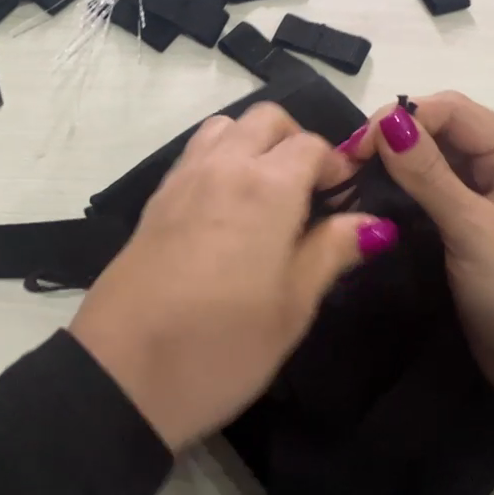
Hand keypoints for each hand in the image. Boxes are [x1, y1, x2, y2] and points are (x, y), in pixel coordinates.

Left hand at [70, 103, 399, 449]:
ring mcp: (181, 181)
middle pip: (266, 120)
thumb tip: (371, 224)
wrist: (122, 375)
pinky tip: (229, 211)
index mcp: (265, 187)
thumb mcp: (292, 307)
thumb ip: (331, 252)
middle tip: (310, 193)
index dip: (337, 165)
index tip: (347, 202)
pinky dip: (220, 160)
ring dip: (253, 144)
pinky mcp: (154, 202)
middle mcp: (221, 167)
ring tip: (269, 197)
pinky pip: (195, 155)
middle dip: (296, 142)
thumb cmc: (222, 346)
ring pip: (225, 128)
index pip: (312, 144)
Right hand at [333, 92, 493, 484]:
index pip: (453, 112)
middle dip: (392, 140)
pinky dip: (398, 196)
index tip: (355, 147)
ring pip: (430, 165)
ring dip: (391, 168)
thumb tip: (387, 121)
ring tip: (346, 182)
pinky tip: (367, 204)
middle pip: (440, 133)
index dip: (402, 118)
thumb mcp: (477, 233)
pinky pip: (427, 199)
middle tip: (343, 166)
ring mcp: (485, 203)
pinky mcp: (466, 234)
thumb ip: (430, 176)